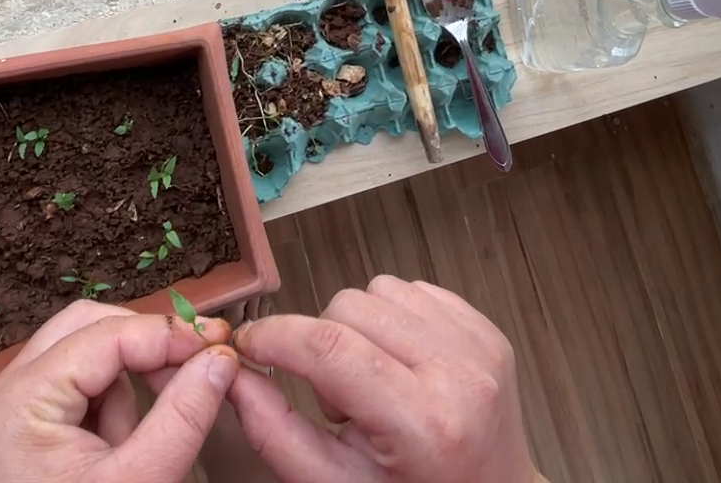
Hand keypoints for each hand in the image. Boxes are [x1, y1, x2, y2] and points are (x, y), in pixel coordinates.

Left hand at [0, 299, 240, 482]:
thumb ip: (182, 416)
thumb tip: (222, 358)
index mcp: (20, 402)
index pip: (106, 335)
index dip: (168, 332)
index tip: (220, 341)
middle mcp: (2, 393)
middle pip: (85, 326)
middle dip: (143, 344)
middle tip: (191, 366)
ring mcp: (4, 410)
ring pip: (81, 353)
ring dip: (125, 380)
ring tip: (137, 443)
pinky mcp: (15, 429)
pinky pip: (72, 387)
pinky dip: (106, 404)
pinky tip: (114, 451)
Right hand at [226, 276, 537, 482]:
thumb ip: (276, 431)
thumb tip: (235, 374)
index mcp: (423, 423)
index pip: (329, 348)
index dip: (276, 335)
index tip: (249, 341)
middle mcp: (458, 373)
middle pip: (349, 306)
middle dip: (322, 341)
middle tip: (337, 398)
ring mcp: (478, 344)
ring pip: (379, 288)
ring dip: (358, 326)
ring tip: (372, 380)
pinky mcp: (486, 327)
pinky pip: (413, 289)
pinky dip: (392, 317)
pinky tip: (399, 362)